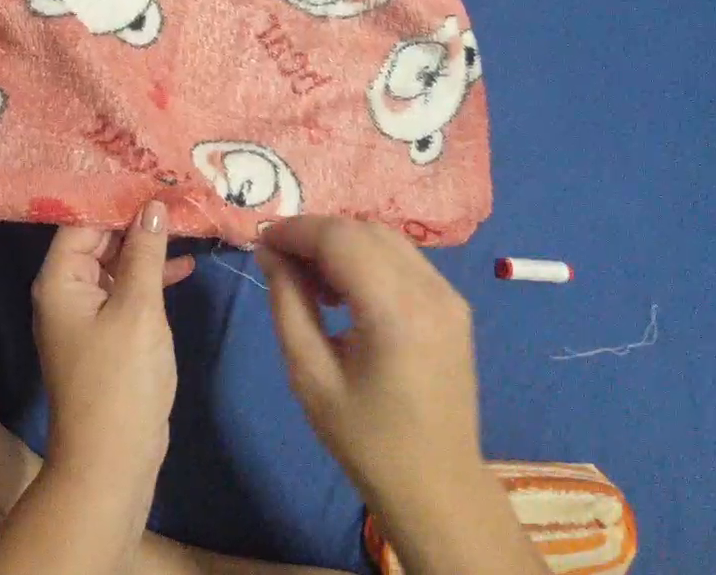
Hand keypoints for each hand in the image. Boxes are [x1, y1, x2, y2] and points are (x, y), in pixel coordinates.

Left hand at [31, 201, 194, 506]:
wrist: (112, 459)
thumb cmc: (120, 379)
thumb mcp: (137, 308)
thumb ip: (144, 253)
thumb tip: (151, 205)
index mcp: (59, 279)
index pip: (83, 220)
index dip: (117, 197)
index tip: (153, 176)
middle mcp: (65, 290)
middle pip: (98, 239)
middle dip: (135, 219)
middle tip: (176, 192)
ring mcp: (84, 313)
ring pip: (115, 264)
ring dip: (146, 248)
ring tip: (186, 222)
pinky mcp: (104, 333)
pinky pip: (124, 290)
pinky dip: (149, 278)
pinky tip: (183, 266)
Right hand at [255, 218, 481, 517]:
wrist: (437, 485)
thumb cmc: (365, 438)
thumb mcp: (309, 374)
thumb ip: (287, 303)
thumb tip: (269, 253)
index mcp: (394, 311)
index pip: (339, 238)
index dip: (296, 231)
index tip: (262, 242)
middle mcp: (429, 290)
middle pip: (362, 230)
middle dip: (315, 234)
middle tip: (281, 263)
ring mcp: (448, 295)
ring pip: (384, 237)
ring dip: (341, 243)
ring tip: (312, 281)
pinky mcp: (454, 304)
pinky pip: (403, 258)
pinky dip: (367, 258)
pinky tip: (346, 291)